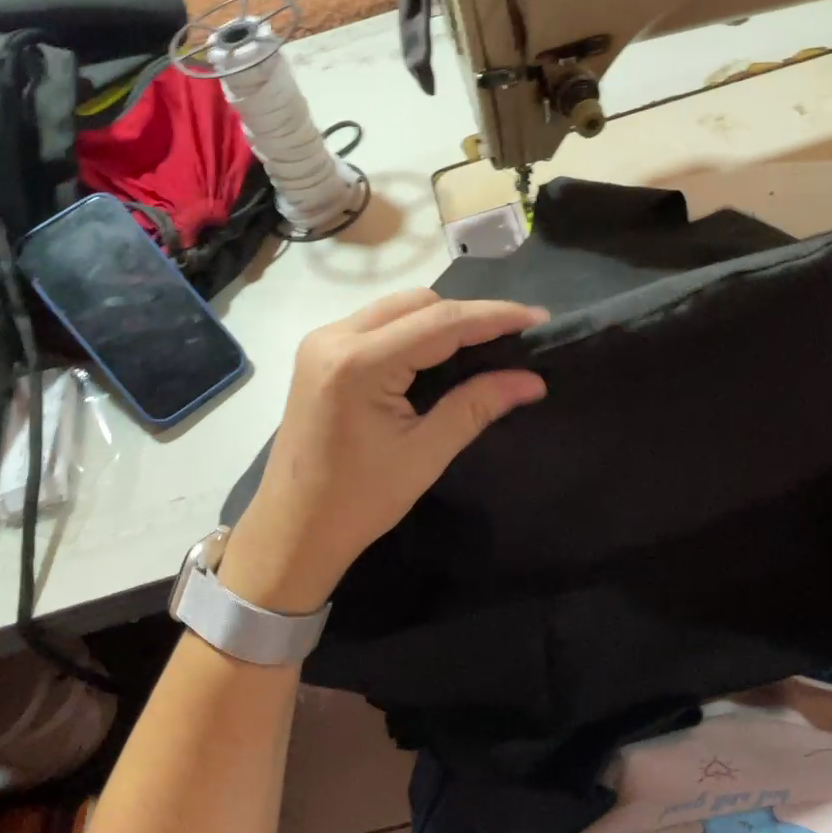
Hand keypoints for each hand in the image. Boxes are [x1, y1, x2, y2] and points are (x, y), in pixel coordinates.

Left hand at [217, 290, 548, 613]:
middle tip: (513, 339)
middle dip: (468, 316)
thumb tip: (532, 380)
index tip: (538, 319)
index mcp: (358, 364)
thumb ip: (477, 406)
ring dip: (440, 321)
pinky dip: (413, 331)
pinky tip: (439, 356)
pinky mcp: (319, 354)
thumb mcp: (425, 454)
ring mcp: (321, 342)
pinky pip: (377, 325)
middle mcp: (334, 338)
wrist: (293, 528)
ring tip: (484, 346)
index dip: (494, 317)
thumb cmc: (359, 501)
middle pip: (417, 304)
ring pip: (396, 309)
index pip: (440, 322)